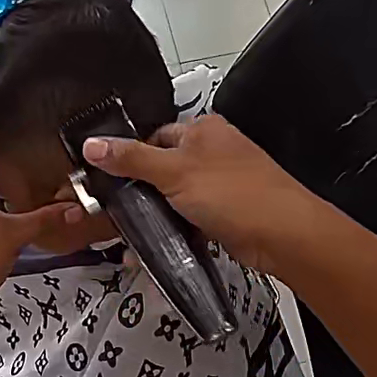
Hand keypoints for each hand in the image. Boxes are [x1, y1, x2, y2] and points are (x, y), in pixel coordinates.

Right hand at [80, 115, 336, 273]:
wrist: (283, 235)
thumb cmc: (236, 194)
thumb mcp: (174, 172)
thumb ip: (132, 158)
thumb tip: (92, 144)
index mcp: (203, 130)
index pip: (153, 136)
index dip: (130, 158)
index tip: (107, 182)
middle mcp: (213, 153)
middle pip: (163, 170)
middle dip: (142, 194)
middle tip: (118, 216)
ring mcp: (221, 185)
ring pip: (177, 198)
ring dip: (158, 218)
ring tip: (135, 238)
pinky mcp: (227, 214)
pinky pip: (192, 220)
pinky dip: (178, 232)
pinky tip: (162, 247)